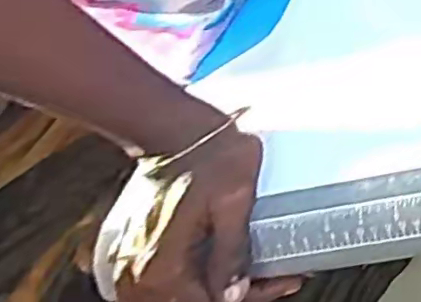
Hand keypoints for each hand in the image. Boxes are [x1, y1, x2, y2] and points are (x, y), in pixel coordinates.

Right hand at [107, 129, 301, 301]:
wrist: (180, 135)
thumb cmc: (213, 160)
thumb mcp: (234, 200)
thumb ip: (231, 251)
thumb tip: (233, 297)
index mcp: (161, 271)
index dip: (255, 295)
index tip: (290, 281)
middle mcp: (136, 282)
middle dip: (239, 295)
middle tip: (283, 279)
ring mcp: (130, 273)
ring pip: (180, 298)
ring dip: (218, 291)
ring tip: (264, 275)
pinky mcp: (135, 259)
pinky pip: (168, 284)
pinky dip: (199, 280)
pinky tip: (230, 268)